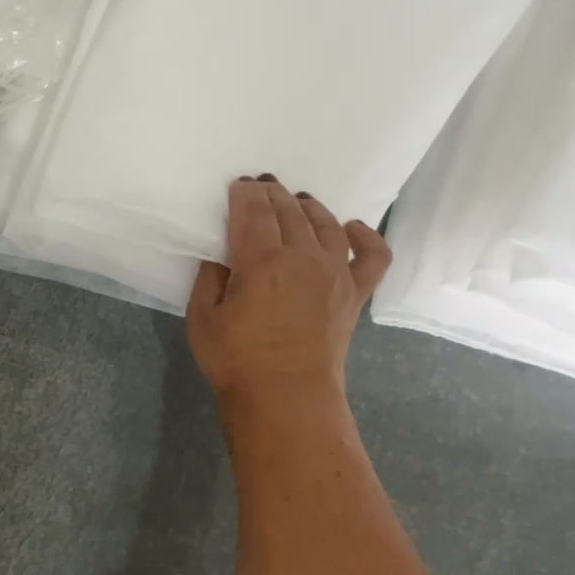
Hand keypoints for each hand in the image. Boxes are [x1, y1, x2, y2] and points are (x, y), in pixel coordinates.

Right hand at [188, 175, 392, 410]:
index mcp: (261, 262)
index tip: (238, 184)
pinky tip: (353, 226)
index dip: (244, 196)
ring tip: (298, 199)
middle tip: (263, 184)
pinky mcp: (355, 291)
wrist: (284, 391)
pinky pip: (372, 254)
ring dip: (310, 208)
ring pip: (326, 225)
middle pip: (290, 214)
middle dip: (274, 195)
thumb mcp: (202, 319)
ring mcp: (336, 272)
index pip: (253, 215)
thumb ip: (211, 282)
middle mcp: (304, 256)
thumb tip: (221, 260)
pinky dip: (365, 235)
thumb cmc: (233, 357)